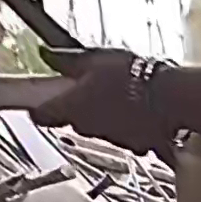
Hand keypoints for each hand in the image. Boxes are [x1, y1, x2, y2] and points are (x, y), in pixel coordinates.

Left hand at [30, 47, 175, 157]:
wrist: (165, 101)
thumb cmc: (130, 78)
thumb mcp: (94, 59)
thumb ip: (67, 62)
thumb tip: (47, 55)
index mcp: (72, 107)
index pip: (42, 116)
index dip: (36, 110)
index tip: (35, 105)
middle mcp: (85, 128)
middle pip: (70, 120)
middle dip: (73, 107)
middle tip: (83, 88)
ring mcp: (107, 139)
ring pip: (94, 127)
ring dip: (98, 114)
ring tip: (113, 95)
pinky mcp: (128, 145)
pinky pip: (117, 134)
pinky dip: (119, 123)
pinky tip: (131, 109)